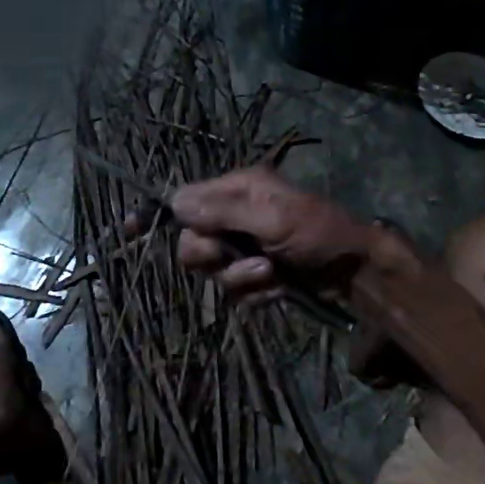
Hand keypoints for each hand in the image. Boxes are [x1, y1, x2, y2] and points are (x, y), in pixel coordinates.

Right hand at [168, 168, 397, 302]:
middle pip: (192, 242)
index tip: (130, 229)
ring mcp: (243, 248)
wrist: (354, 271)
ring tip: (270, 274)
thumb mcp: (273, 218)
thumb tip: (175, 203)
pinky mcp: (254, 275)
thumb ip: (223, 211)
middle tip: (239, 257)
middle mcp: (234, 217)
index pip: (184, 200)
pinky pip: (234, 292)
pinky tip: (278, 286)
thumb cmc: (318, 233)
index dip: (159, 214)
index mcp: (236, 191)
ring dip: (240, 278)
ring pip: (212, 272)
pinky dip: (255, 293)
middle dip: (212, 257)